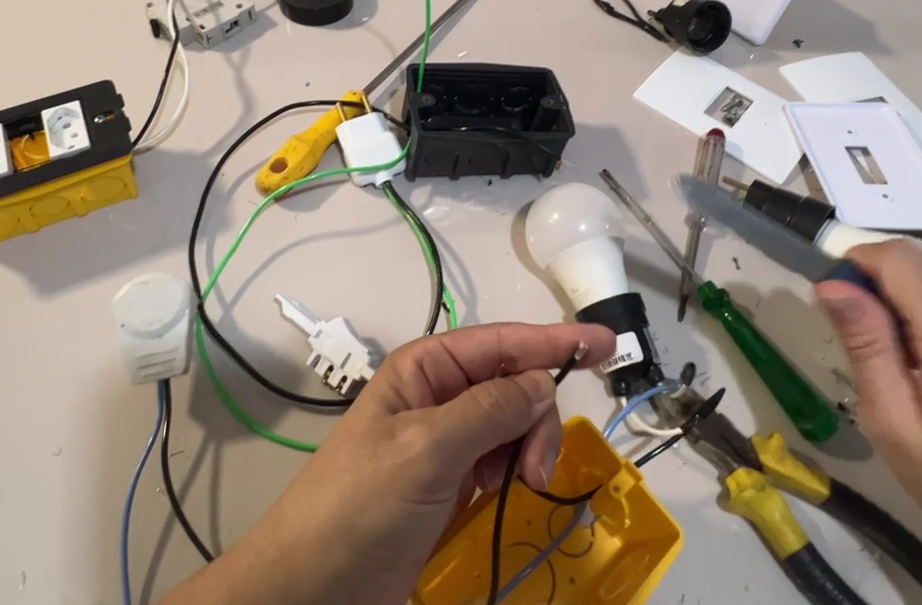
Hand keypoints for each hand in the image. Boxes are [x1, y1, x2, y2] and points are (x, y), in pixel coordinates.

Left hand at [161, 322, 615, 604]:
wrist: (315, 584)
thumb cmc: (362, 502)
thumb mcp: (426, 449)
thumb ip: (489, 410)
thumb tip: (541, 381)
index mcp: (426, 368)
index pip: (502, 342)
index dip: (555, 341)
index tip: (607, 344)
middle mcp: (440, 394)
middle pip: (515, 384)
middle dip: (538, 416)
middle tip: (537, 467)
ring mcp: (447, 439)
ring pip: (515, 423)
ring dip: (528, 449)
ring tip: (520, 485)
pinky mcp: (452, 479)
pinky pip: (502, 459)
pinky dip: (514, 471)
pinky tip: (503, 491)